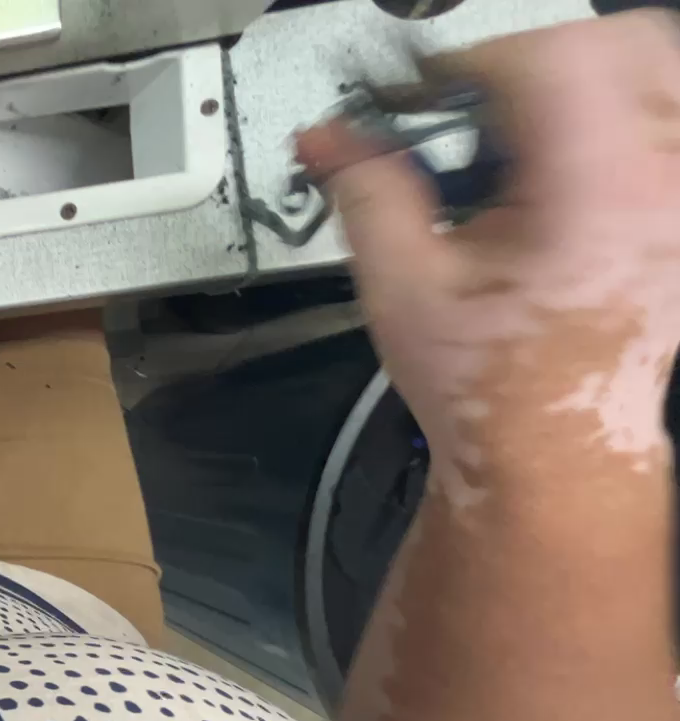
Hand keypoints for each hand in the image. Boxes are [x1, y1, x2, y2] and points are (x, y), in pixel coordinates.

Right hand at [298, 12, 679, 507]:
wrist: (545, 428)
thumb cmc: (476, 373)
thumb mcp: (397, 283)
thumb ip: (366, 194)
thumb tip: (325, 138)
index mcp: (599, 190)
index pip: (554, 59)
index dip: (470, 62)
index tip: (414, 96)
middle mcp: (671, 170)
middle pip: (619, 41)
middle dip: (520, 63)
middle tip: (451, 111)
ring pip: (651, 66)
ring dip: (563, 82)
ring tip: (495, 142)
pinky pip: (661, 111)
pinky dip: (598, 111)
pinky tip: (542, 164)